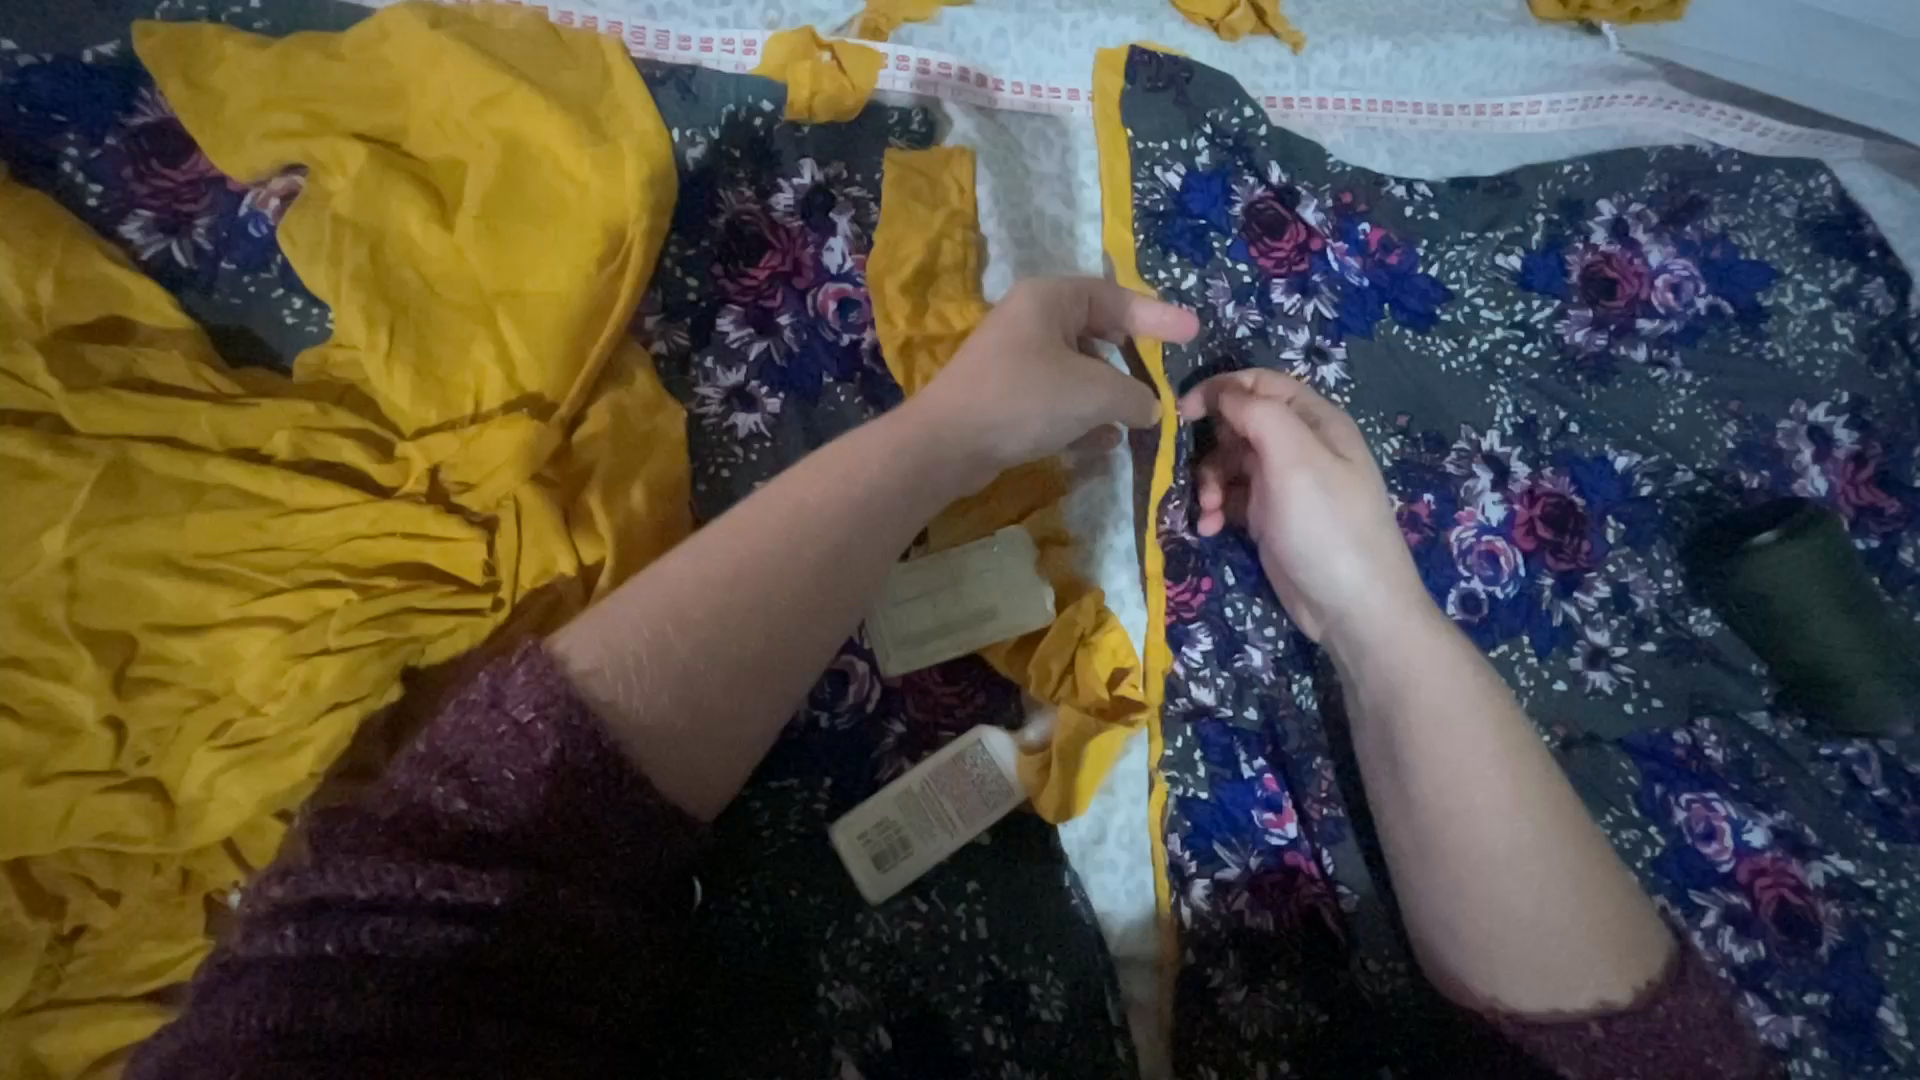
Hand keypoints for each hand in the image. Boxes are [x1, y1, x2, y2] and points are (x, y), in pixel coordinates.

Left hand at [909, 277, 1198, 489]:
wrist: (948, 444)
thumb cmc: (1026, 399)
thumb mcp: (1095, 393)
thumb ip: (1134, 396)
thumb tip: (1151, 408)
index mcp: (1050, 299)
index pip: (1117, 298)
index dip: (1158, 316)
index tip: (1193, 333)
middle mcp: (1030, 321)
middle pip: (1096, 335)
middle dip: (1129, 365)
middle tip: (1158, 383)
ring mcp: (1014, 361)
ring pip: (1076, 373)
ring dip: (1106, 399)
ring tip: (1134, 424)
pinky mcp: (1005, 397)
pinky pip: (1055, 400)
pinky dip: (1079, 417)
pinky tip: (1101, 443)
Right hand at [1179, 369, 1429, 648]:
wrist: (1350, 606)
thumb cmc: (1326, 525)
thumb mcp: (1294, 458)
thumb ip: (1257, 413)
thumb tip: (1221, 393)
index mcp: (1314, 421)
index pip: (1259, 385)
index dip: (1219, 391)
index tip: (1182, 414)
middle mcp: (1299, 446)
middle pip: (1238, 425)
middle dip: (1211, 447)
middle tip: (1201, 476)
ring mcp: (1283, 483)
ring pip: (1229, 464)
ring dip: (1209, 483)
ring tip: (1209, 512)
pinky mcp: (1269, 516)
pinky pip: (1231, 498)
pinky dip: (1216, 509)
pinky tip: (1212, 529)